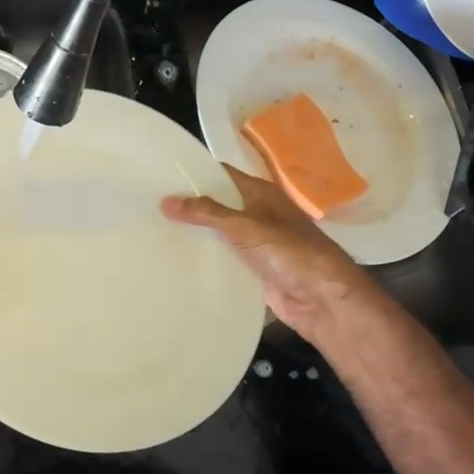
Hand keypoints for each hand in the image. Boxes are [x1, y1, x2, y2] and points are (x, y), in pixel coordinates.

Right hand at [162, 165, 368, 334]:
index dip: (195, 173)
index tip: (162, 175)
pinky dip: (207, 260)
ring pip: (220, 234)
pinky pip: (225, 260)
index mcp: (260, 193)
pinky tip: (179, 260)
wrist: (322, 300)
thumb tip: (166, 200)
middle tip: (151, 205)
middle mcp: (257, 214)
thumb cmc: (288, 251)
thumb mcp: (245, 225)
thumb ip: (206, 212)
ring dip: (197, 235)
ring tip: (156, 231)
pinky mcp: (254, 271)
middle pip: (218, 205)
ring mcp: (256, 244)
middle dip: (190, 206)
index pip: (222, 175)